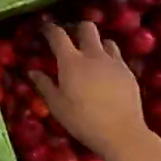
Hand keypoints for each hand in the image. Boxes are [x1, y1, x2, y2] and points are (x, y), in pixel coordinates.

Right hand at [29, 22, 154, 160]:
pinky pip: (117, 57)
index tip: (45, 29)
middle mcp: (93, 55)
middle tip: (70, 38)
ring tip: (90, 54)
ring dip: (96, 43)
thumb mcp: (57, 106)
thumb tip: (33, 71)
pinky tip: (105, 72)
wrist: (122, 133)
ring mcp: (114, 62)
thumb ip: (44, 85)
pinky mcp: (128, 72)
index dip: (50, 29)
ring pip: (105, 40)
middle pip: (87, 28)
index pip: (58, 35)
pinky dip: (109, 58)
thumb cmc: (83, 121)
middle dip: (76, 28)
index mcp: (71, 62)